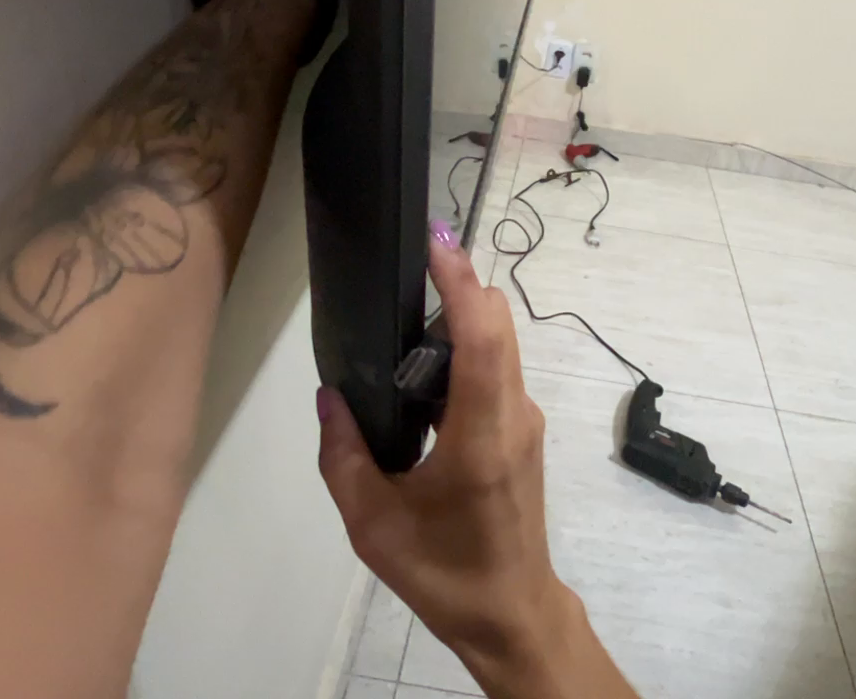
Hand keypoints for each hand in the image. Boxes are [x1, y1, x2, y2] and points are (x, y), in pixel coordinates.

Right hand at [317, 223, 624, 696]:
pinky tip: (422, 376)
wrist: (511, 612)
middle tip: (408, 279)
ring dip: (462, 321)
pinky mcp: (522, 429)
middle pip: (498, 327)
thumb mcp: (373, 524)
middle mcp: (514, 414)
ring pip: (500, 345)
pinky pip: (497, 371)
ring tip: (404, 331)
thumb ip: (343, 455)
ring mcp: (524, 419)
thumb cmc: (443, 572)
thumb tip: (330, 395)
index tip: (437, 242)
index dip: (461, 283)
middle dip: (459, 290)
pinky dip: (467, 352)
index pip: (482, 336)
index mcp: (482, 434)